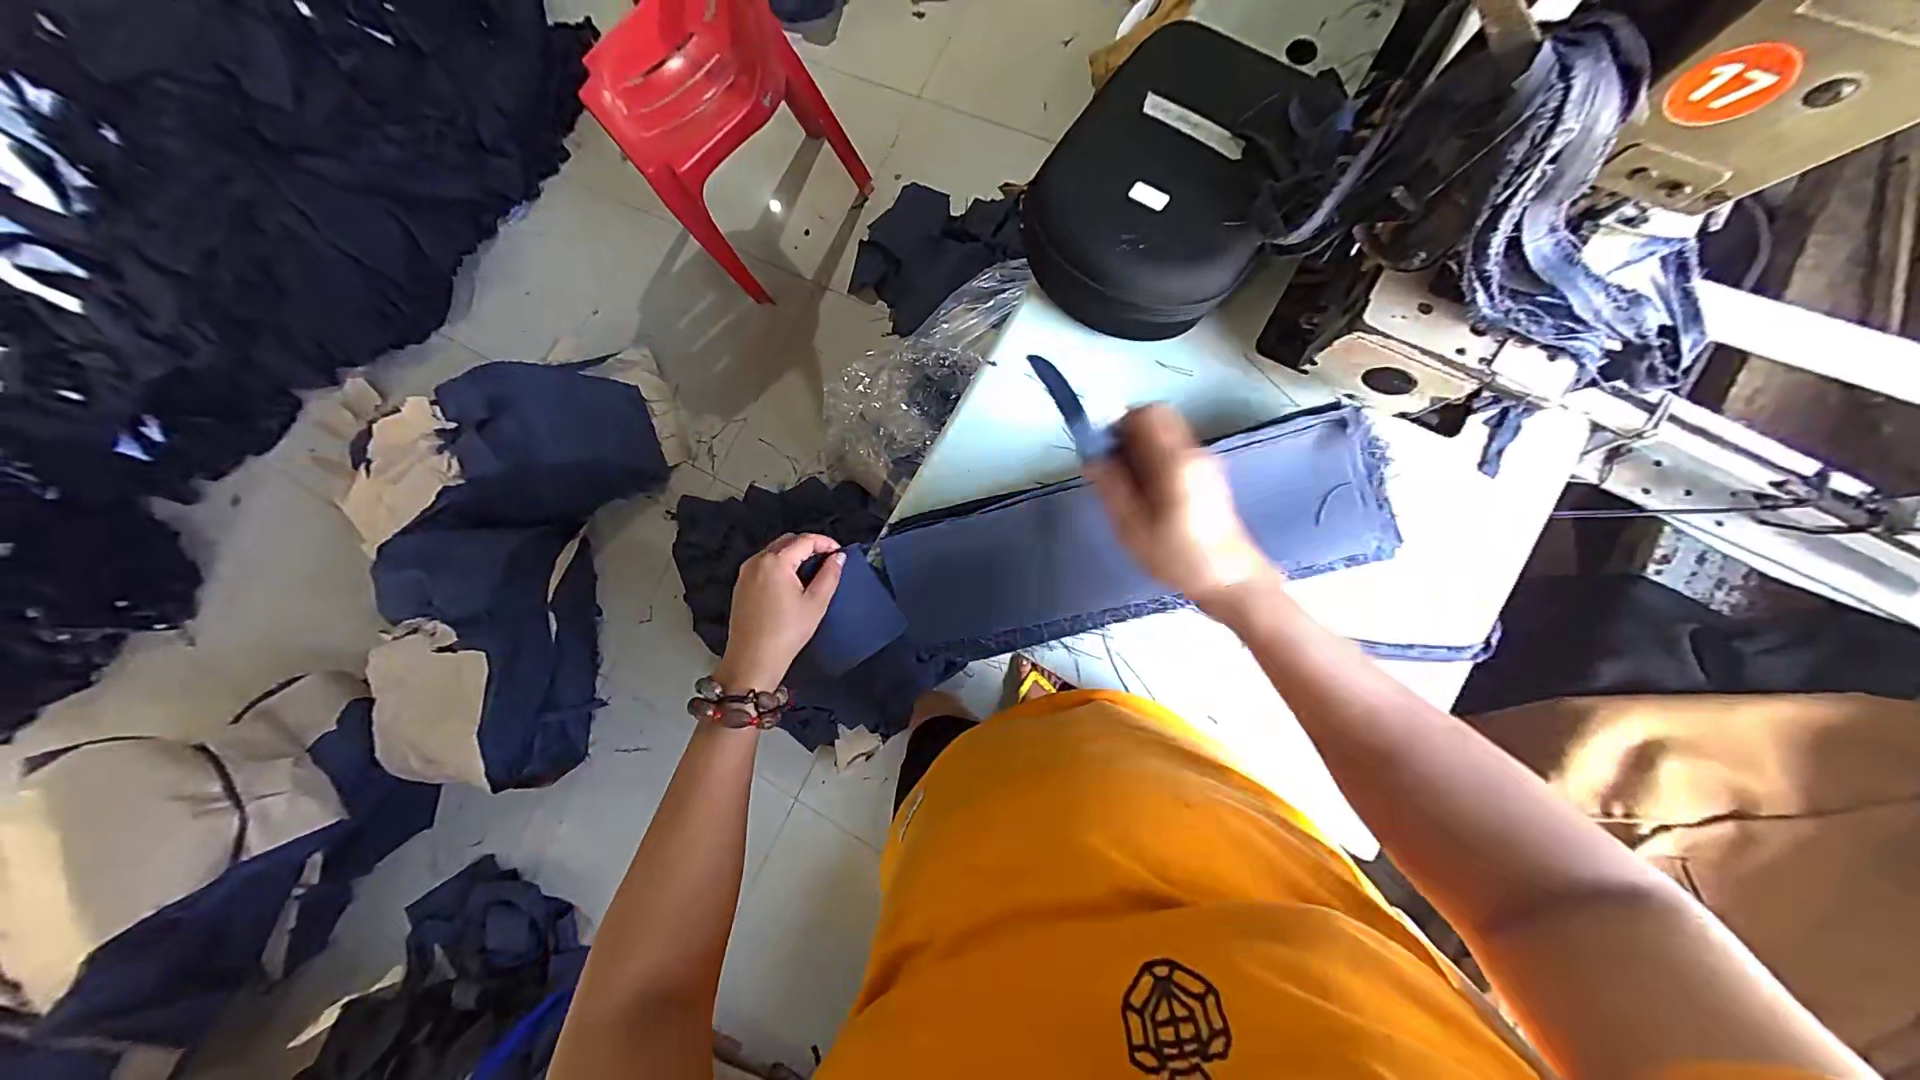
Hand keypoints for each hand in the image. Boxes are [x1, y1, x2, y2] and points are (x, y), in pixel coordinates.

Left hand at [715, 533, 844, 692]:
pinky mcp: (741, 586)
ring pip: (774, 552)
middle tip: (828, 559)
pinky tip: (793, 581)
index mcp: (775, 562)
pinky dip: (780, 565)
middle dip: (809, 545)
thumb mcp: (815, 603)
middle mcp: (756, 562)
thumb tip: (838, 558)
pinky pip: (763, 565)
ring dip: (794, 554)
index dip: (825, 543)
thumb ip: (830, 575)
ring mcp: (745, 573)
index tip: (839, 552)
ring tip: (813, 570)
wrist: (753, 660)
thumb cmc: (785, 633)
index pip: (804, 541)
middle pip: (787, 541)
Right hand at [1085, 405, 1278, 616]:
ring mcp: (1204, 461)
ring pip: (1166, 431)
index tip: (1103, 450)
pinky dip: (1156, 457)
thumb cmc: (1178, 557)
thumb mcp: (1132, 528)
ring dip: (1142, 445)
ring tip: (1129, 482)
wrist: (1230, 579)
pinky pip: (1174, 448)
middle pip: (1157, 416)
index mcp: (1173, 462)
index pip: (1145, 414)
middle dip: (1129, 431)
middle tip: (1113, 464)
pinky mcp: (1207, 473)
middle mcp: (1192, 452)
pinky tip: (1149, 493)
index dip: (1117, 424)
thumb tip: (1092, 458)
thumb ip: (1111, 487)